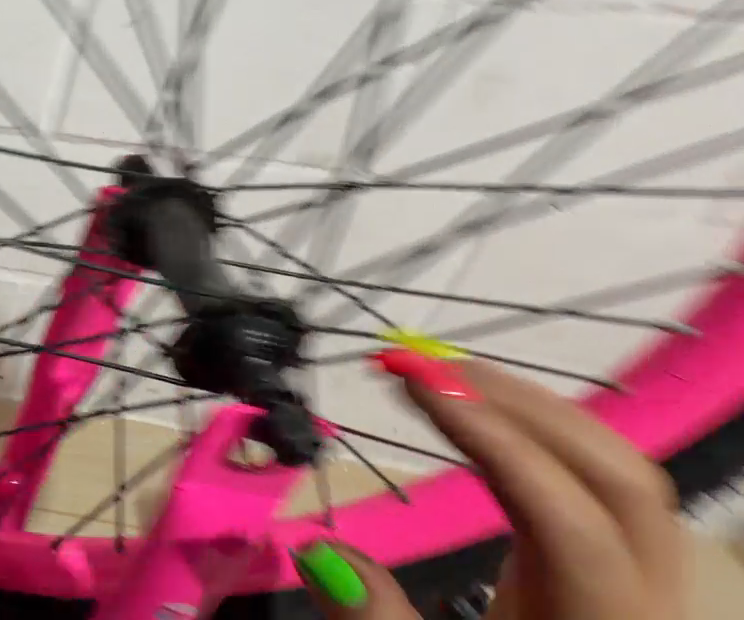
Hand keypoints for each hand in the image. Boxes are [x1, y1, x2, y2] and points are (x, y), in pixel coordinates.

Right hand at [295, 353, 685, 618]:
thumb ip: (379, 619)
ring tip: (437, 375)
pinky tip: (472, 419)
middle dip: (514, 401)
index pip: (568, 514)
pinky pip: (590, 482)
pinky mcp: (613, 570)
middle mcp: (642, 597)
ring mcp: (638, 581)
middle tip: (417, 363)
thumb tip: (316, 548)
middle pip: (615, 475)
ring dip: (524, 406)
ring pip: (614, 470)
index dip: (493, 437)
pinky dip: (529, 432)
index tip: (410, 378)